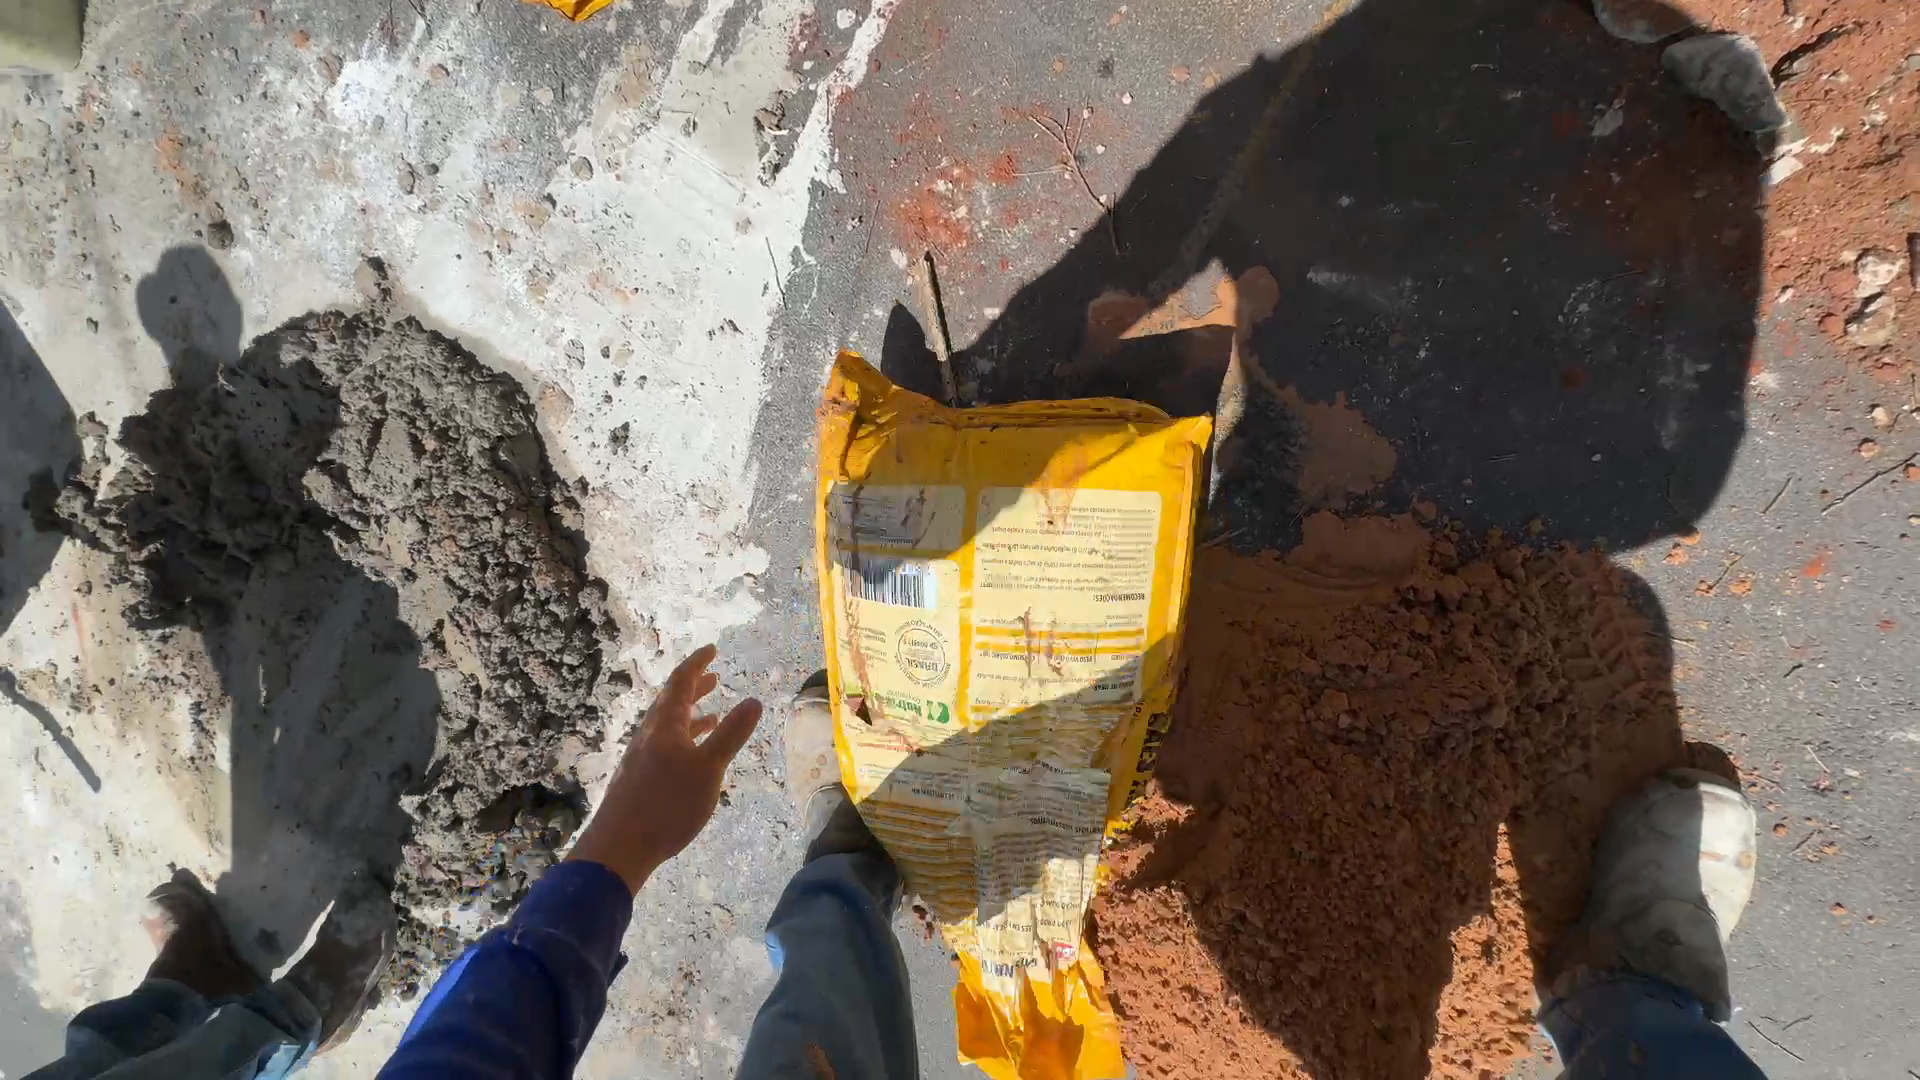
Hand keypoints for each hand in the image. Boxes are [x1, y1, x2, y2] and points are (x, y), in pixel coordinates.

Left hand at [566, 645, 763, 893]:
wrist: (617, 849)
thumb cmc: (666, 804)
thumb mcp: (708, 768)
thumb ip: (731, 734)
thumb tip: (755, 700)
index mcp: (664, 725)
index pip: (680, 683)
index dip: (697, 663)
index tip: (712, 649)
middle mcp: (650, 735)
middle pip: (671, 701)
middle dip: (694, 686)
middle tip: (714, 675)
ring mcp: (642, 757)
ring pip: (668, 725)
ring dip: (691, 713)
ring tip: (712, 712)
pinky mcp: (640, 778)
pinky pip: (666, 745)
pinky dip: (685, 738)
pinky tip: (694, 755)